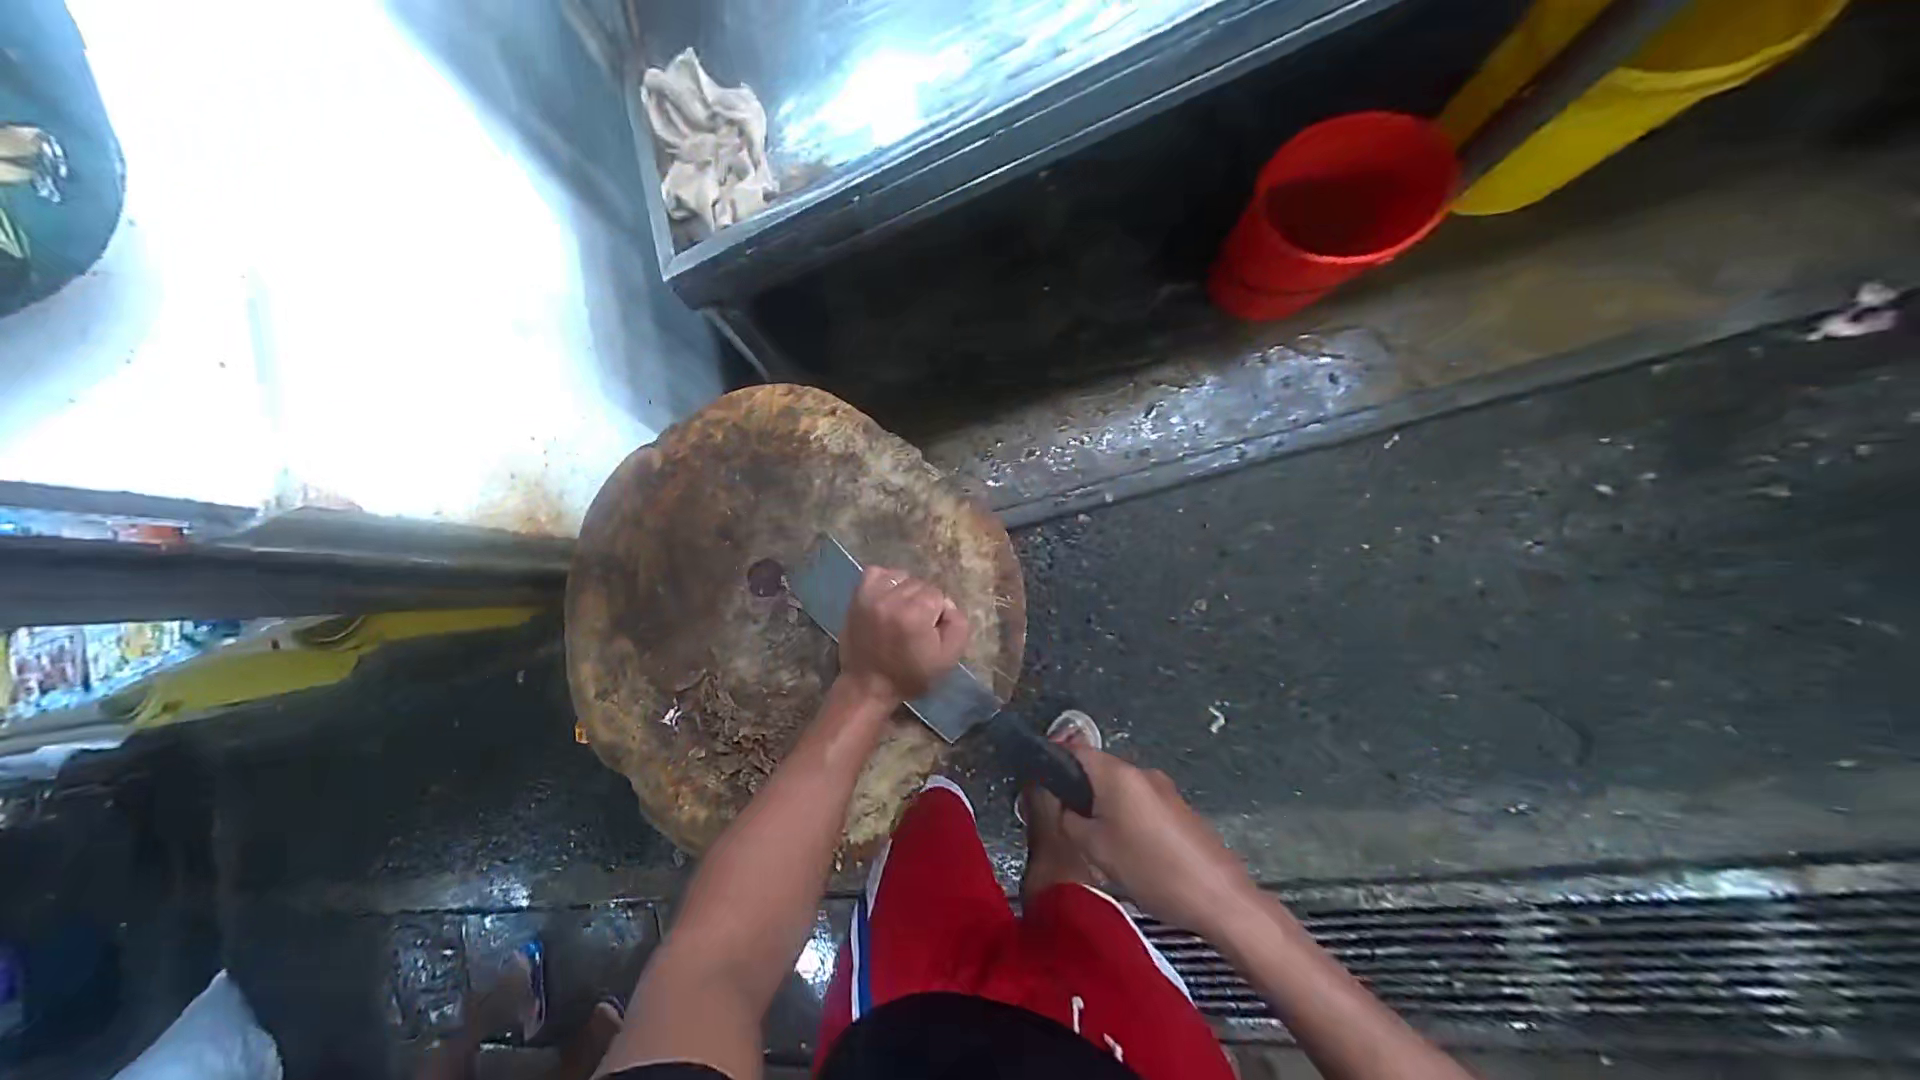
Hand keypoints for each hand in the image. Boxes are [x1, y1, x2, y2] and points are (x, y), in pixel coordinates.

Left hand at [837, 566, 969, 704]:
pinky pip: (877, 574)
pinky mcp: (857, 597)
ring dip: (905, 592)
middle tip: (914, 627)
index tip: (928, 634)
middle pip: (920, 585)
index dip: (938, 615)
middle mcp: (892, 598)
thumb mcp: (948, 657)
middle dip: (922, 603)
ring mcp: (871, 595)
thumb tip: (948, 605)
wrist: (868, 686)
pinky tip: (887, 600)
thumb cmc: (910, 675)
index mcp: (916, 613)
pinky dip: (885, 583)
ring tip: (900, 613)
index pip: (939, 595)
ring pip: (901, 577)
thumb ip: (958, 625)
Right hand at [1059, 744, 1259, 935]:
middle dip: (1080, 793)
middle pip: (1099, 771)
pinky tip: (1132, 854)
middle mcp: (1142, 773)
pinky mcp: (1180, 810)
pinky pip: (1142, 805)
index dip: (1055, 762)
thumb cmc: (1151, 869)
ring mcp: (1165, 790)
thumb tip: (1061, 806)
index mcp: (1118, 774)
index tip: (1042, 786)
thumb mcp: (1094, 849)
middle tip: (1068, 825)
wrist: (1219, 898)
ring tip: (1100, 846)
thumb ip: (1067, 820)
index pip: (1076, 750)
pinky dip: (1129, 820)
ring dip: (1105, 809)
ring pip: (1121, 790)